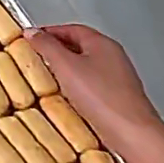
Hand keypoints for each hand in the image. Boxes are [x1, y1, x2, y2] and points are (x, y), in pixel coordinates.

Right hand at [26, 24, 163, 154]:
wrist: (131, 133)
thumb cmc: (101, 97)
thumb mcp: (65, 65)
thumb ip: (47, 46)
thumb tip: (33, 32)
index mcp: (103, 44)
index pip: (72, 29)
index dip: (49, 31)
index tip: (32, 38)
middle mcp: (113, 58)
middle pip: (79, 46)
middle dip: (56, 51)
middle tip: (36, 57)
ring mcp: (118, 78)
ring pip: (84, 67)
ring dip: (64, 70)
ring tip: (46, 78)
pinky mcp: (117, 98)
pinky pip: (90, 85)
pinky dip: (74, 86)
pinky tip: (65, 97)